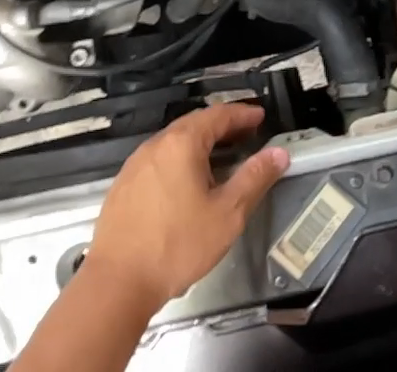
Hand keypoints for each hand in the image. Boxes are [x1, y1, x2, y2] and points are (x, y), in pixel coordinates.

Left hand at [85, 103, 289, 309]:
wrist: (118, 282)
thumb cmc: (177, 245)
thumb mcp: (227, 214)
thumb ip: (254, 178)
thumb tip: (279, 153)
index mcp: (182, 144)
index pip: (218, 116)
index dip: (242, 114)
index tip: (260, 116)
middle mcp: (155, 145)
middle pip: (194, 123)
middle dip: (222, 125)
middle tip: (246, 133)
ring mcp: (135, 165)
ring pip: (174, 141)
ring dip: (200, 142)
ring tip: (221, 156)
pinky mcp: (123, 186)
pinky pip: (159, 160)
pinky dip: (180, 159)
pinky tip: (187, 181)